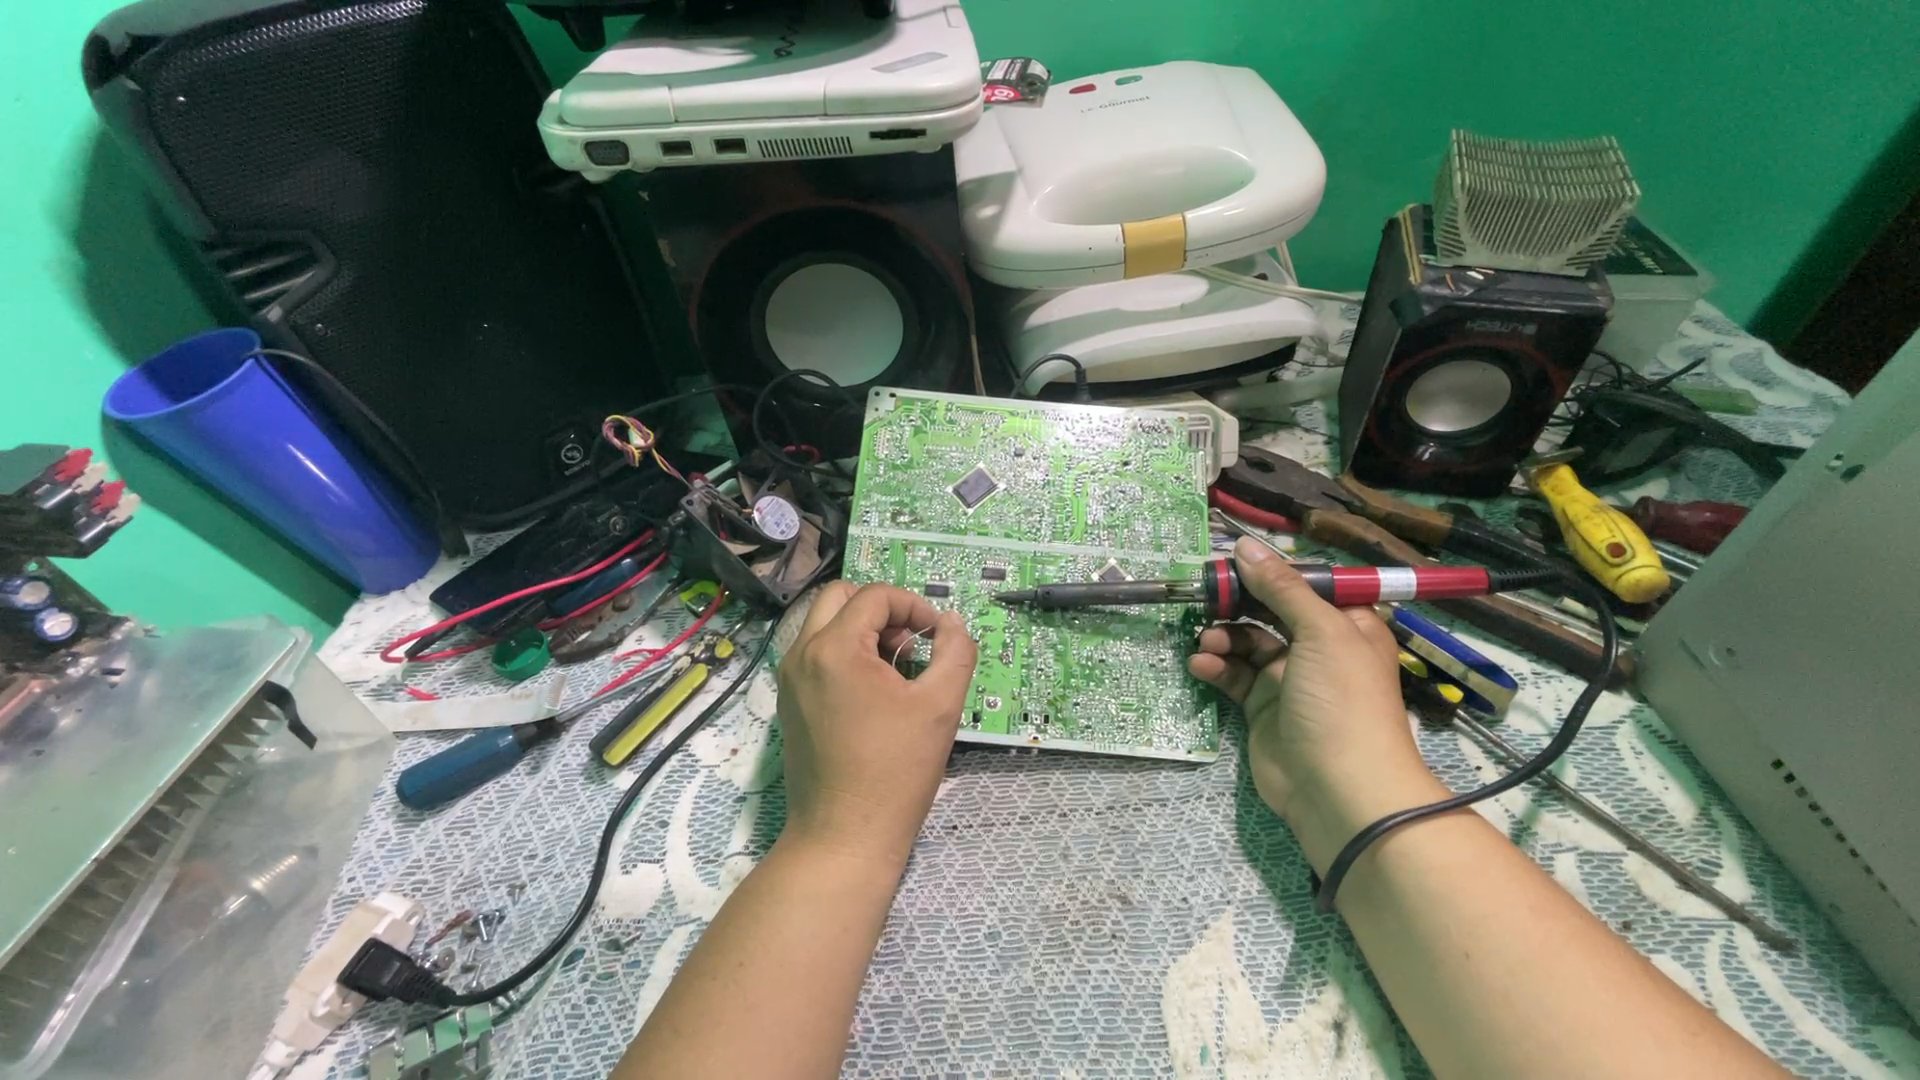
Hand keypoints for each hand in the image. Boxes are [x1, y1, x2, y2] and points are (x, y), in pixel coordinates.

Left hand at [777, 582, 977, 869]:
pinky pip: (815, 655)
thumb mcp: (940, 707)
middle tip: (910, 645)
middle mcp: (802, 653)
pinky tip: (872, 695)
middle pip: (840, 598)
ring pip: (824, 624)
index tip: (937, 637)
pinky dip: (844, 654)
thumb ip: (955, 652)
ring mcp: (788, 679)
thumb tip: (952, 622)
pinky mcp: (788, 703)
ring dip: (861, 630)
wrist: (842, 836)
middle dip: (882, 610)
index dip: (914, 606)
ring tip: (895, 670)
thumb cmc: (895, 771)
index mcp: (835, 648)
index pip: (875, 596)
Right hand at [1188, 538, 1448, 872]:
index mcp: (1346, 625)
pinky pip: (1233, 675)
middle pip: (1271, 610)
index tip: (1234, 560)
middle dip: (1239, 601)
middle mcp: (1318, 648)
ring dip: (1223, 635)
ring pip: (1247, 642)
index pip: (1308, 584)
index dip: (1272, 571)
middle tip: (1206, 594)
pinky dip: (1215, 667)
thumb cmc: (1341, 699)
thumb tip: (1244, 546)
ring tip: (1206, 640)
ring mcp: (1288, 678)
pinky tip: (1200, 664)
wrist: (1338, 788)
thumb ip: (1281, 588)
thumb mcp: (1320, 631)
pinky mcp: (1262, 707)